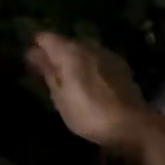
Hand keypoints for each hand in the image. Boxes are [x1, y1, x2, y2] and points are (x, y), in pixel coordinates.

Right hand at [26, 32, 156, 154]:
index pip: (44, 37)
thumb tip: (32, 52)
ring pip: (82, 49)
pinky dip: (89, 65)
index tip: (31, 63)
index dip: (35, 47)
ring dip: (73, 59)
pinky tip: (90, 82)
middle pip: (64, 42)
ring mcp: (105, 53)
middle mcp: (87, 46)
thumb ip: (46, 70)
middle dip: (54, 53)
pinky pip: (97, 58)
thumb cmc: (88, 114)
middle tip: (48, 74)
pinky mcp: (120, 64)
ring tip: (70, 79)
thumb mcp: (59, 96)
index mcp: (68, 51)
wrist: (133, 127)